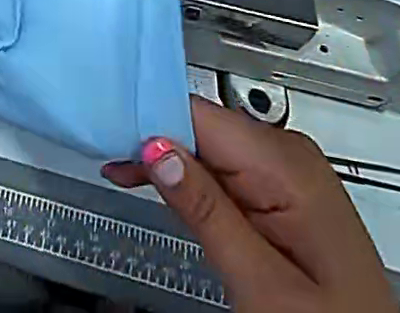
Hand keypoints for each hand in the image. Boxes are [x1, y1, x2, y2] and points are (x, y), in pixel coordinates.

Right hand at [102, 96, 399, 312]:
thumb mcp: (261, 284)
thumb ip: (207, 211)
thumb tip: (157, 147)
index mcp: (286, 163)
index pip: (202, 115)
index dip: (153, 119)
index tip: (111, 130)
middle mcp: (288, 152)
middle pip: (205, 124)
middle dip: (156, 138)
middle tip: (111, 159)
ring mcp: (287, 170)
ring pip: (212, 144)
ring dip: (170, 156)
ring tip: (125, 170)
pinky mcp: (282, 189)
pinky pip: (226, 166)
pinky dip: (192, 175)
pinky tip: (166, 182)